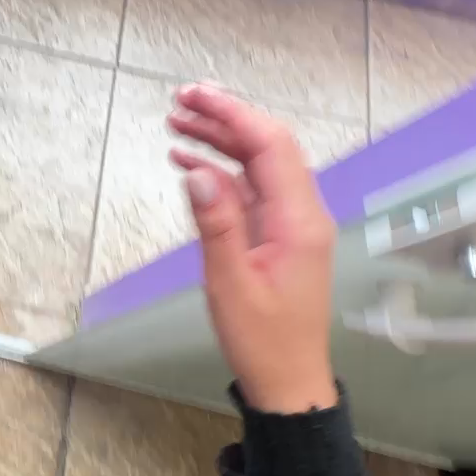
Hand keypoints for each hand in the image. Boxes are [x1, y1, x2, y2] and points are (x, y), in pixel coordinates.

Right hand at [167, 83, 338, 413]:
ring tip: (175, 123)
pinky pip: (249, 189)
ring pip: (256, 165)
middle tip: (178, 100)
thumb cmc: (260, 337)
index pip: (270, 146)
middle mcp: (300, 211)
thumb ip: (215, 224)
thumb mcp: (229, 283)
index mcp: (298, 219)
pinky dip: (219, 171)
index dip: (233, 114)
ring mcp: (289, 222)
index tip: (194, 96)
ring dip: (219, 141)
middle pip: (266, 146)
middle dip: (224, 118)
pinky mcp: (275, 234)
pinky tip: (188, 164)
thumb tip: (196, 172)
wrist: (287, 379)